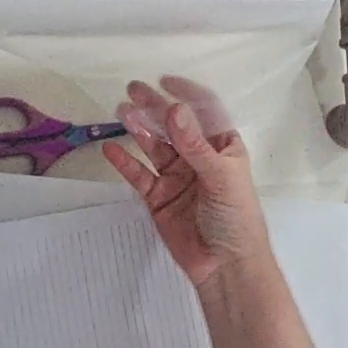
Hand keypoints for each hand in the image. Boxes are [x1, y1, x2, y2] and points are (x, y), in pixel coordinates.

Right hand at [102, 77, 269, 286]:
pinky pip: (139, 174)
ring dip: (139, 128)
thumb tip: (173, 109)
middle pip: (173, 125)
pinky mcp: (159, 197)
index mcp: (223, 146)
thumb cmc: (236, 216)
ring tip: (121, 112)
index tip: (165, 81)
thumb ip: (194, 144)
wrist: (226, 266)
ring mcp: (177, 176)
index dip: (186, 94)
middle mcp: (198, 157)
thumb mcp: (220, 176)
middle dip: (154, 106)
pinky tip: (110, 149)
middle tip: (132, 89)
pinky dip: (125, 162)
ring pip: (154, 146)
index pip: (204, 111)